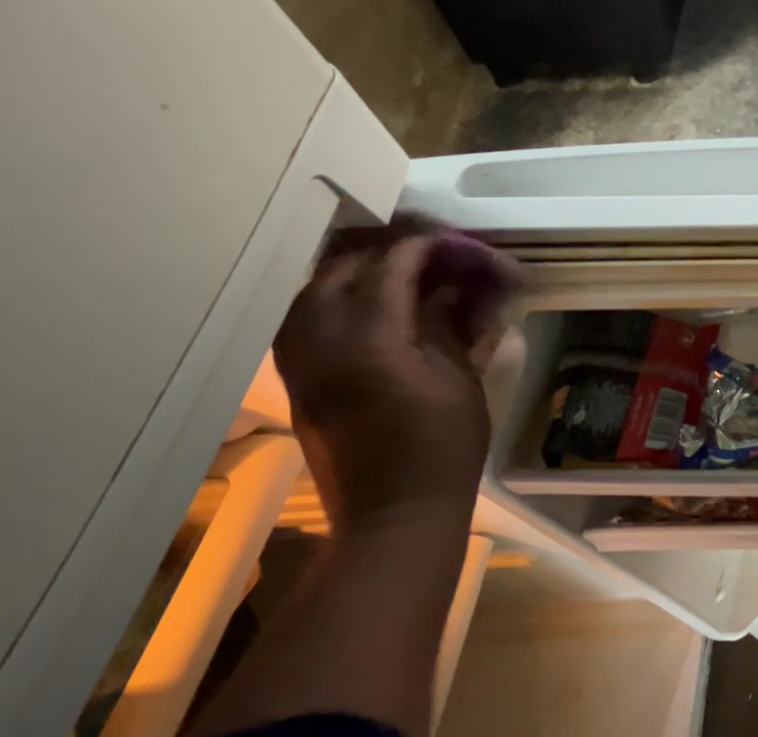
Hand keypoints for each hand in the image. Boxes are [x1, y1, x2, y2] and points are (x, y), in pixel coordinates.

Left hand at [273, 232, 517, 534]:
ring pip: (310, 295)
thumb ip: (446, 325)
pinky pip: (301, 324)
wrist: (394, 516)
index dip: (424, 248)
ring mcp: (302, 366)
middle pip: (340, 273)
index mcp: (371, 341)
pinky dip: (329, 302)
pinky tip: (362, 308)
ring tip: (391, 272)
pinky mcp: (298, 386)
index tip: (454, 242)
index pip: (390, 268)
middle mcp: (323, 345)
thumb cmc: (443, 449)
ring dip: (349, 274)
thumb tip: (448, 288)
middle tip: (426, 252)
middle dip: (383, 253)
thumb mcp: (460, 380)